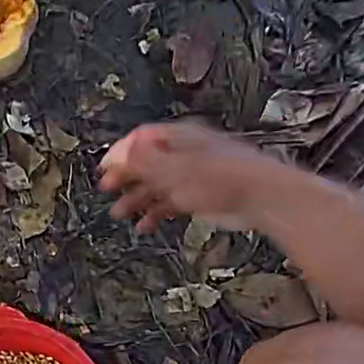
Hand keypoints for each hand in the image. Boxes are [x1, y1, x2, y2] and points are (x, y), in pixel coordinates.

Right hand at [98, 122, 300, 233]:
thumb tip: (117, 154)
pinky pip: (171, 203)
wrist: (260, 194)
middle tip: (105, 189)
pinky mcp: (201, 196)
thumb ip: (142, 161)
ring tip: (119, 214)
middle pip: (146, 163)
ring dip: (137, 199)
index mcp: (175, 138)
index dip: (119, 154)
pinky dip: (156, 213)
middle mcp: (182, 153)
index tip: (103, 169)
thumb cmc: (220, 177)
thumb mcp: (173, 168)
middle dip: (125, 177)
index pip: (139, 140)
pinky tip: (145, 226)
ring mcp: (191, 175)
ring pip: (157, 185)